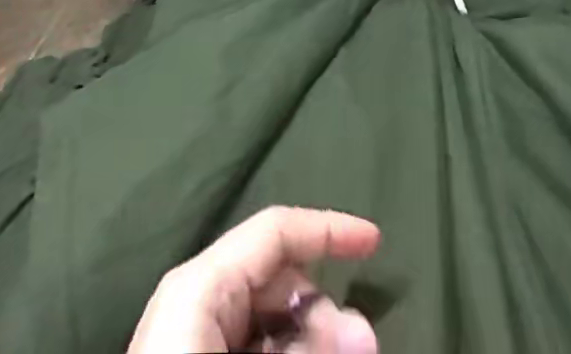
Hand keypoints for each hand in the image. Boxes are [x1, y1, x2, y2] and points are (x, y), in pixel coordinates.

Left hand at [127, 207, 380, 353]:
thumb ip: (308, 352)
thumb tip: (361, 327)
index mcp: (203, 284)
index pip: (273, 232)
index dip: (325, 229)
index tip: (375, 241)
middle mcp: (198, 298)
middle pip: (277, 280)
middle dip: (322, 311)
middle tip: (358, 351)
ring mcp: (195, 333)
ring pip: (270, 320)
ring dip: (308, 341)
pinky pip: (254, 347)